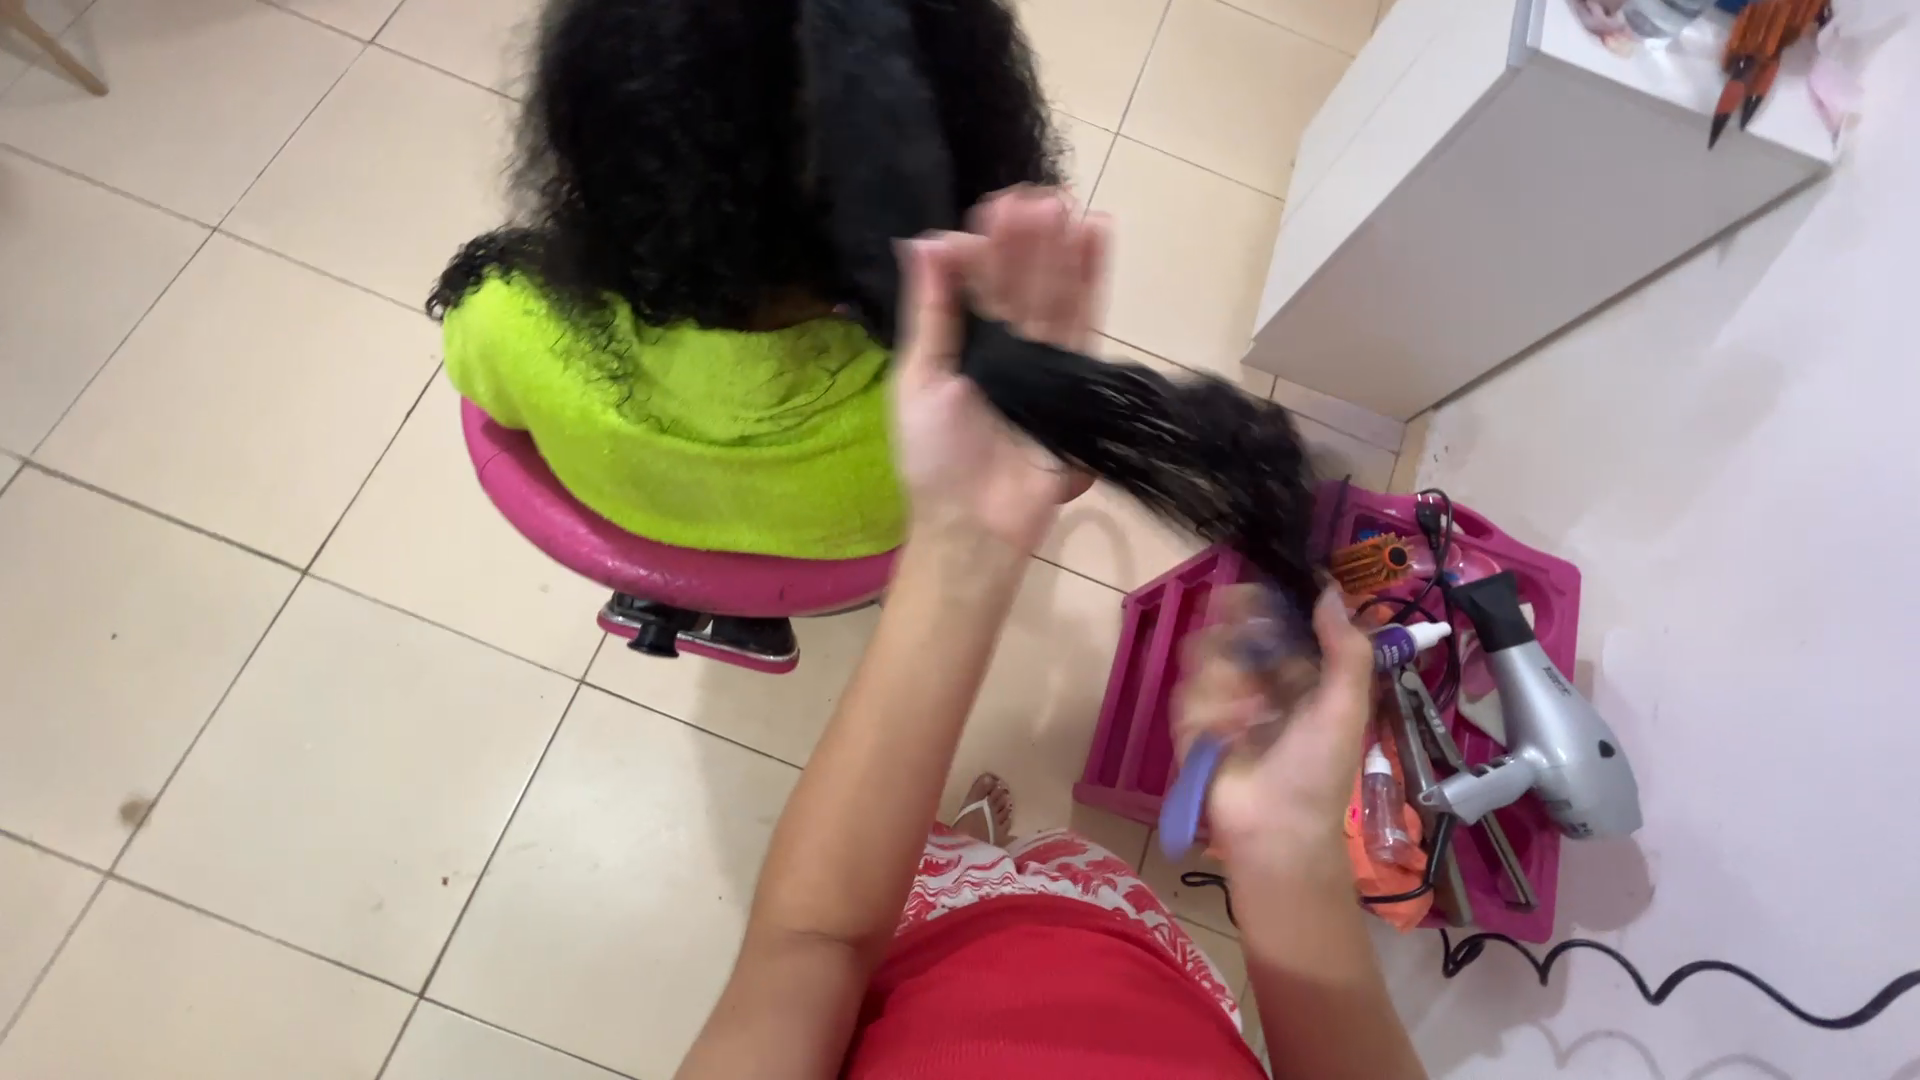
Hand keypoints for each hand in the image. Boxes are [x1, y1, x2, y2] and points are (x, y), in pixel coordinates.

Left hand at [891, 190, 1107, 552]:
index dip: (981, 248)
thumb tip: (922, 240)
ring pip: (1051, 296)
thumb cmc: (935, 459)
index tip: (983, 217)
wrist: (975, 525)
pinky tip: (1096, 235)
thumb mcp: (918, 382)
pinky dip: (1092, 282)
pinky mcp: (1076, 380)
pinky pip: (1084, 326)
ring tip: (1061, 204)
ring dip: (1058, 251)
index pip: (972, 282)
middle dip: (1022, 242)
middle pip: (1015, 283)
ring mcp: (1042, 361)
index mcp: (958, 344)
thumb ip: (928, 313)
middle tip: (1029, 199)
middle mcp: (1002, 346)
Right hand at [1175, 586, 1374, 893]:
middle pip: (1228, 628)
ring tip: (1246, 722)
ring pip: (1204, 656)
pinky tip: (1224, 737)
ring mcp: (1218, 696)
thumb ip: (1344, 648)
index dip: (1261, 603)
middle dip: (1234, 642)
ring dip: (1225, 687)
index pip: (1270, 618)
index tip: (1254, 595)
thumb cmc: (1318, 770)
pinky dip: (1207, 712)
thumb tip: (1330, 590)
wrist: (1274, 828)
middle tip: (1247, 663)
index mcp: (1295, 671)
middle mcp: (1254, 677)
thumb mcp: (1344, 706)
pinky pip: (1188, 691)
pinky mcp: (1189, 718)